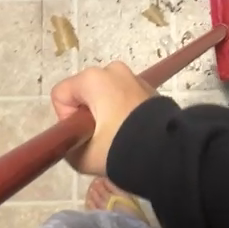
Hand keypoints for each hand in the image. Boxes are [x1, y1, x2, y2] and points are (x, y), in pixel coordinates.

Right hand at [51, 61, 153, 175]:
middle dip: (88, 115)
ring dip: (105, 114)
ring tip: (118, 137)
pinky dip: (123, 112)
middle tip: (100, 139)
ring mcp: (133, 77)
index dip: (67, 119)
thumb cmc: (120, 148)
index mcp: (93, 79)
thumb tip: (76, 143)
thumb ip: (68, 147)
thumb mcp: (83, 156)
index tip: (83, 136)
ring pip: (105, 96)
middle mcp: (112, 70)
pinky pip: (123, 98)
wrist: (167, 151)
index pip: (61, 95)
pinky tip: (132, 131)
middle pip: (84, 93)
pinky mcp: (148, 88)